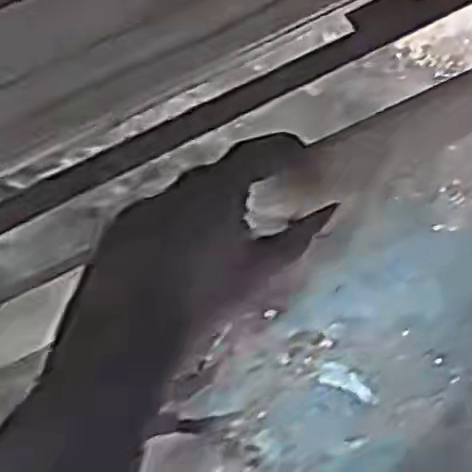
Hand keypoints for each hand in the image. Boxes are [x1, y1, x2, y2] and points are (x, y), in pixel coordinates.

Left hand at [63, 135, 335, 356]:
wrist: (119, 354)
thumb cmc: (206, 301)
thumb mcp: (267, 266)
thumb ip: (302, 232)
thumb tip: (330, 209)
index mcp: (214, 194)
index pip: (257, 152)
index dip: (284, 147)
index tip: (303, 153)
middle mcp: (170, 197)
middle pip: (218, 169)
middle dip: (248, 172)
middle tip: (273, 182)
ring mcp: (134, 220)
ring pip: (185, 192)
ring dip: (214, 195)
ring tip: (235, 213)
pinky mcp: (111, 244)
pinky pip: (158, 214)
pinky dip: (184, 216)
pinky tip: (197, 240)